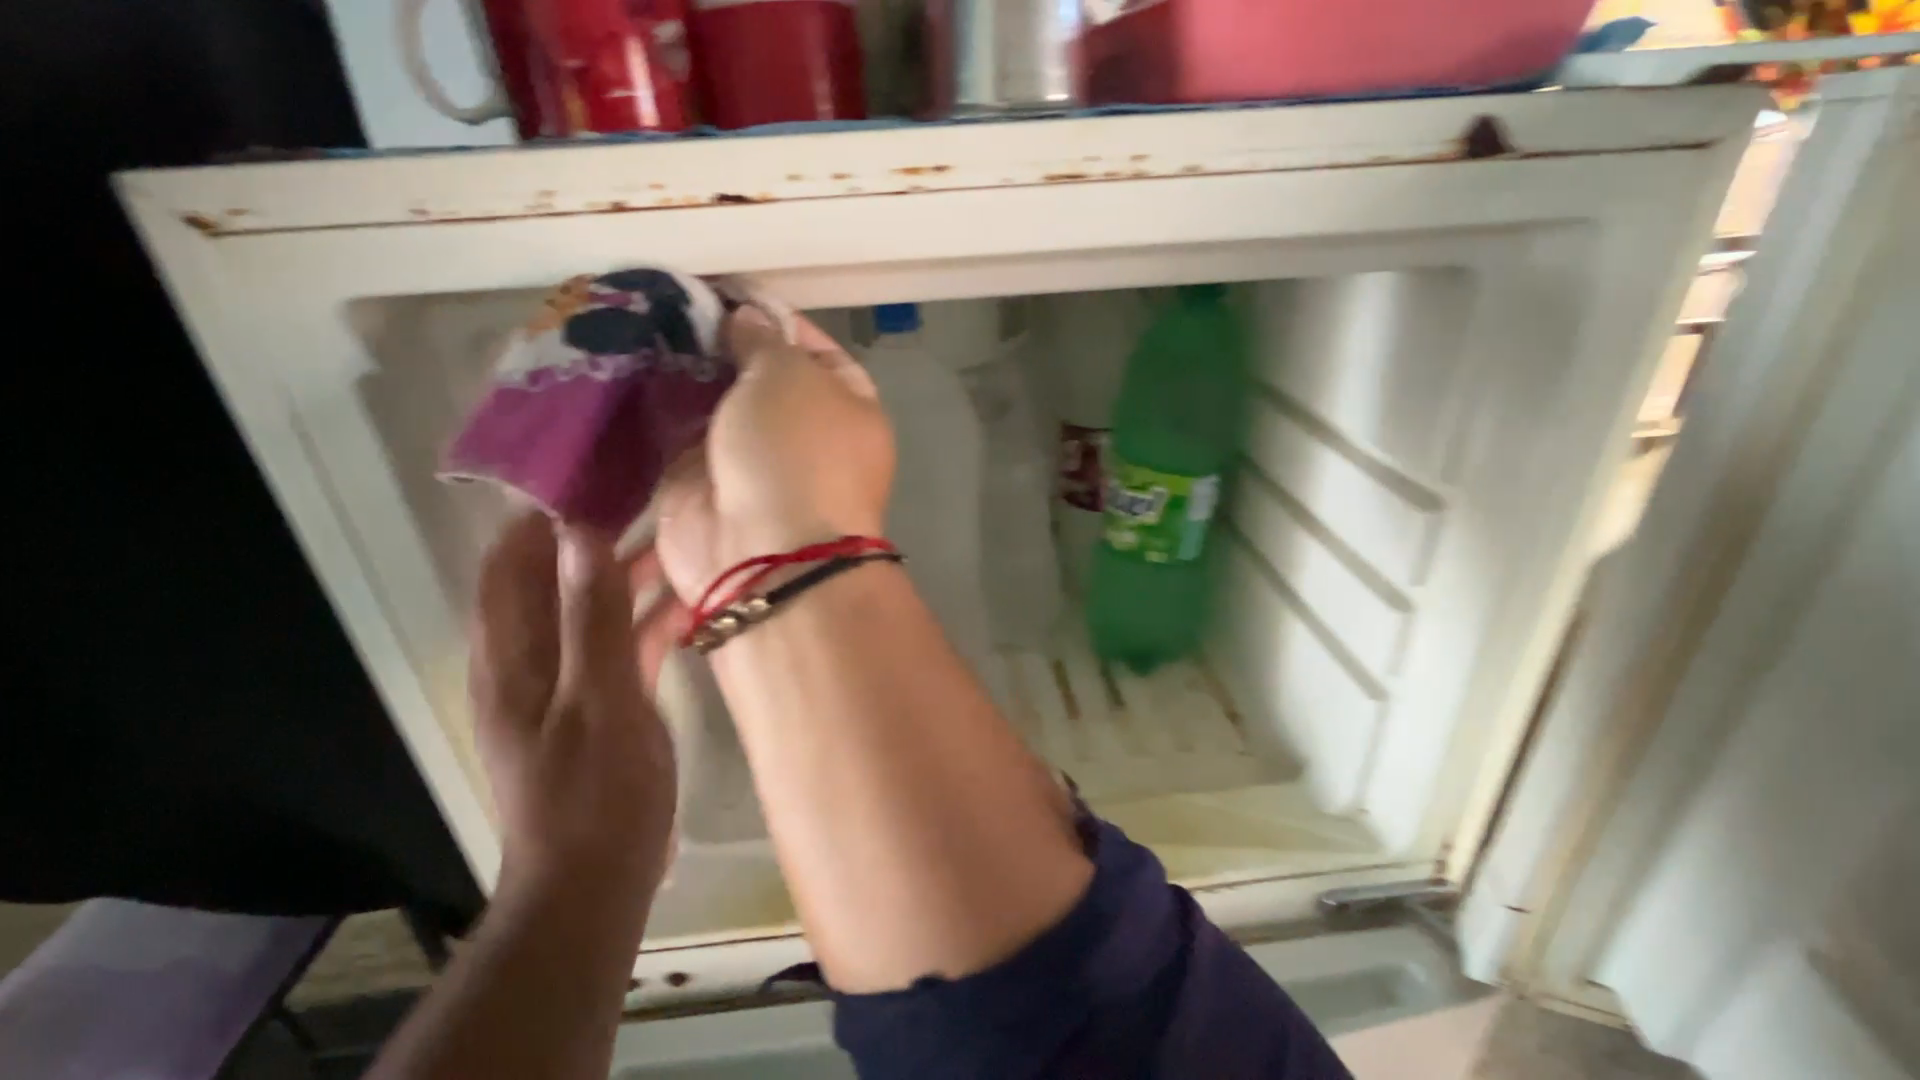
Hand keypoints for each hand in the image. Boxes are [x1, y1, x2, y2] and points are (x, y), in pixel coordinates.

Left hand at [468, 513, 685, 914]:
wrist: (595, 885)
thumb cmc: (592, 796)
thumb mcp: (599, 702)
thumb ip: (593, 617)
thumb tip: (581, 531)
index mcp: (512, 657)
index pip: (510, 564)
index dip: (539, 516)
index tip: (591, 474)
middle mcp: (532, 662)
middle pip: (554, 581)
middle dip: (593, 536)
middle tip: (651, 495)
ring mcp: (569, 686)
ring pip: (594, 612)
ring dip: (628, 575)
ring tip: (681, 536)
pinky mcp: (602, 708)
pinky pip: (623, 647)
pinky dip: (650, 621)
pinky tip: (695, 604)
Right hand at [655, 307, 895, 602]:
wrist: (763, 554)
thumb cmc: (795, 453)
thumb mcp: (788, 376)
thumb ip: (764, 342)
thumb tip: (748, 318)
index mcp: (849, 408)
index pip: (817, 350)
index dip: (778, 319)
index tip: (730, 293)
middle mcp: (804, 436)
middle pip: (759, 380)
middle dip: (719, 348)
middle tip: (670, 307)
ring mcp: (752, 464)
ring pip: (713, 409)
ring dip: (681, 378)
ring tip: (638, 327)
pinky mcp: (700, 488)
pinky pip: (675, 441)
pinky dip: (654, 414)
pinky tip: (623, 372)